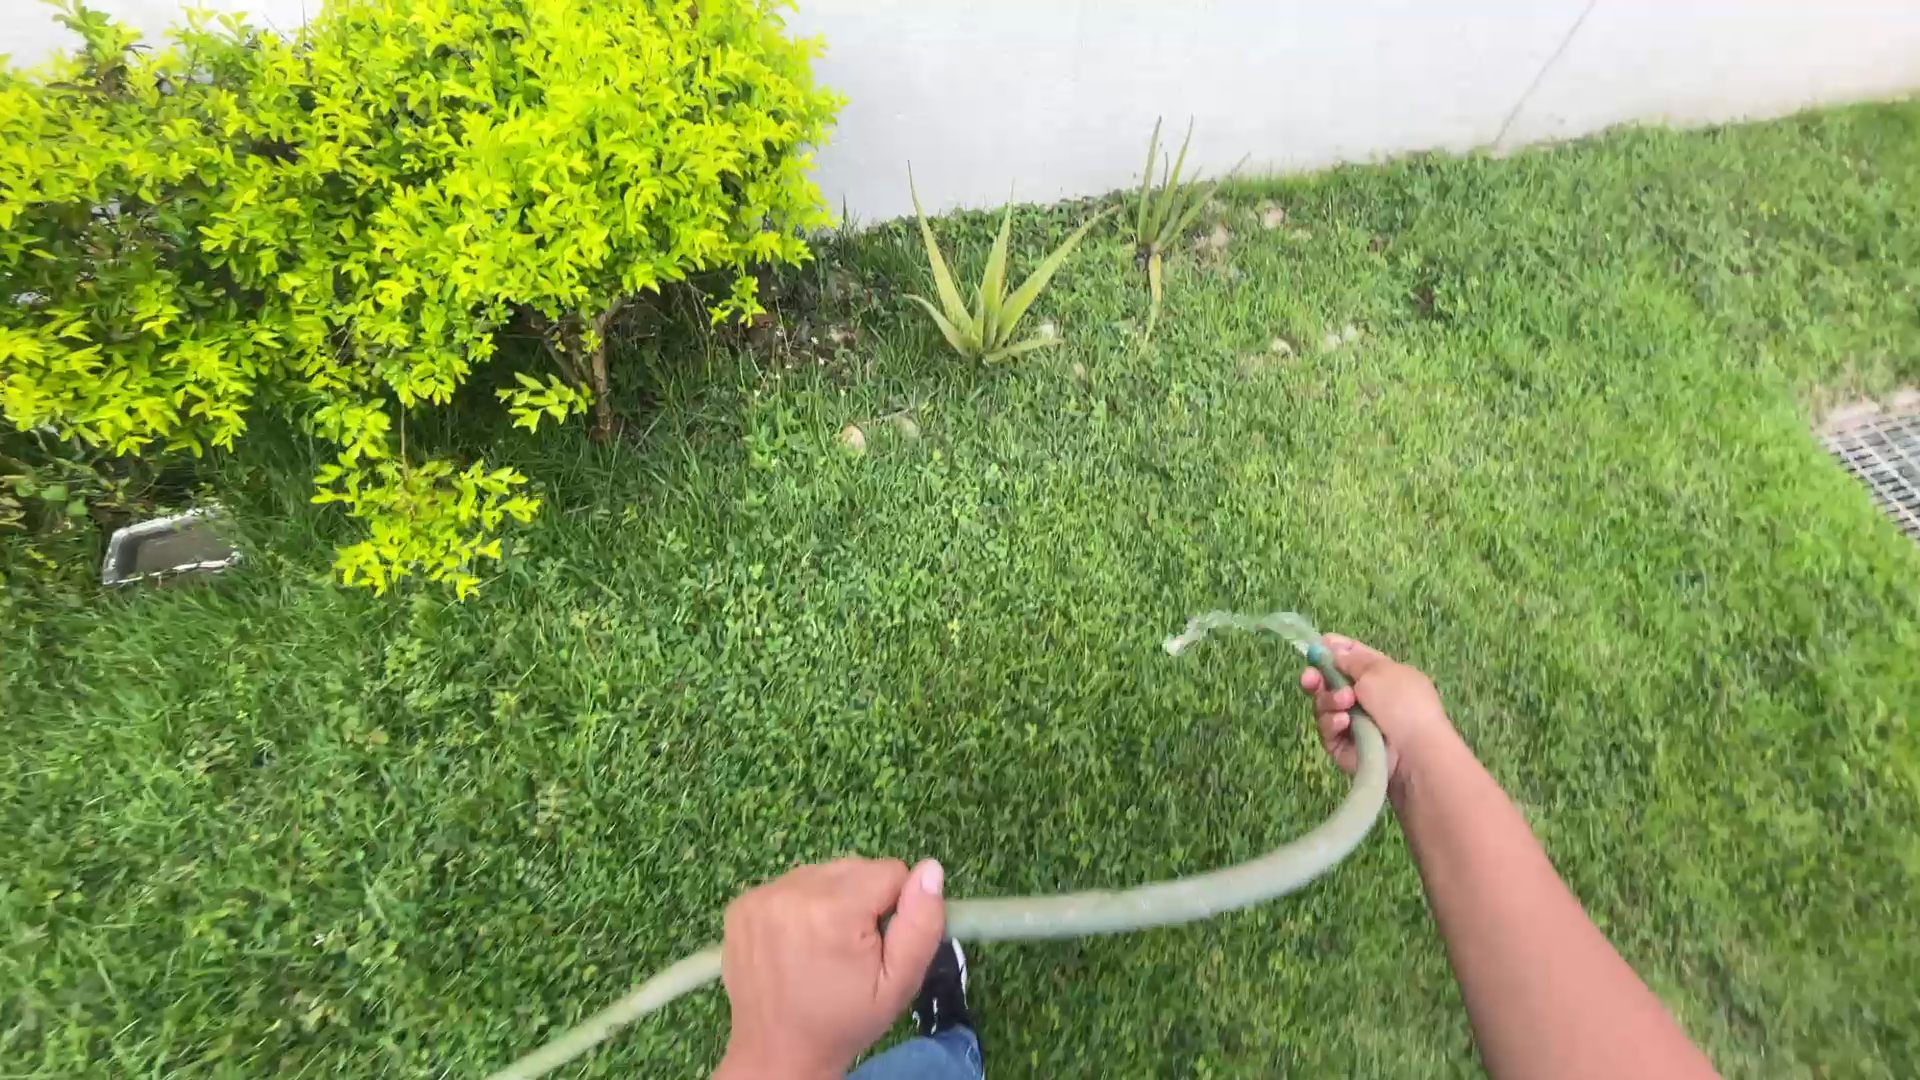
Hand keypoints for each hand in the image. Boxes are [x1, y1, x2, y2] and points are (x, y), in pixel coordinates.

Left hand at [715, 857, 946, 1079]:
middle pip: (856, 868)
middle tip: (851, 948)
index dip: (893, 907)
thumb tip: (930, 869)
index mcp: (836, 908)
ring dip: (832, 900)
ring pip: (825, 873)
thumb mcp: (898, 985)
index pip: (891, 871)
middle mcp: (796, 889)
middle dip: (862, 900)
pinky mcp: (743, 903)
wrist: (776, 1056)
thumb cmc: (844, 1021)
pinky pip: (794, 883)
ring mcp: (764, 895)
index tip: (877, 943)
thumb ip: (921, 925)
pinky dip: (801, 905)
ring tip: (822, 945)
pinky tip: (795, 941)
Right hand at [1298, 634, 1456, 788]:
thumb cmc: (1402, 704)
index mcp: (1381, 675)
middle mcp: (1366, 697)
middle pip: (1329, 682)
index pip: (1353, 657)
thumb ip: (1351, 659)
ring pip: (1324, 704)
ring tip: (1345, 703)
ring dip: (1330, 700)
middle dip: (1317, 678)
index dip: (1334, 649)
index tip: (1318, 644)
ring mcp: (1353, 721)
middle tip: (1310, 678)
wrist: (1413, 752)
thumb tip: (1334, 650)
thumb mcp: (1379, 670)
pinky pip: (1326, 727)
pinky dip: (1333, 722)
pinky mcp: (1342, 744)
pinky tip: (1344, 723)